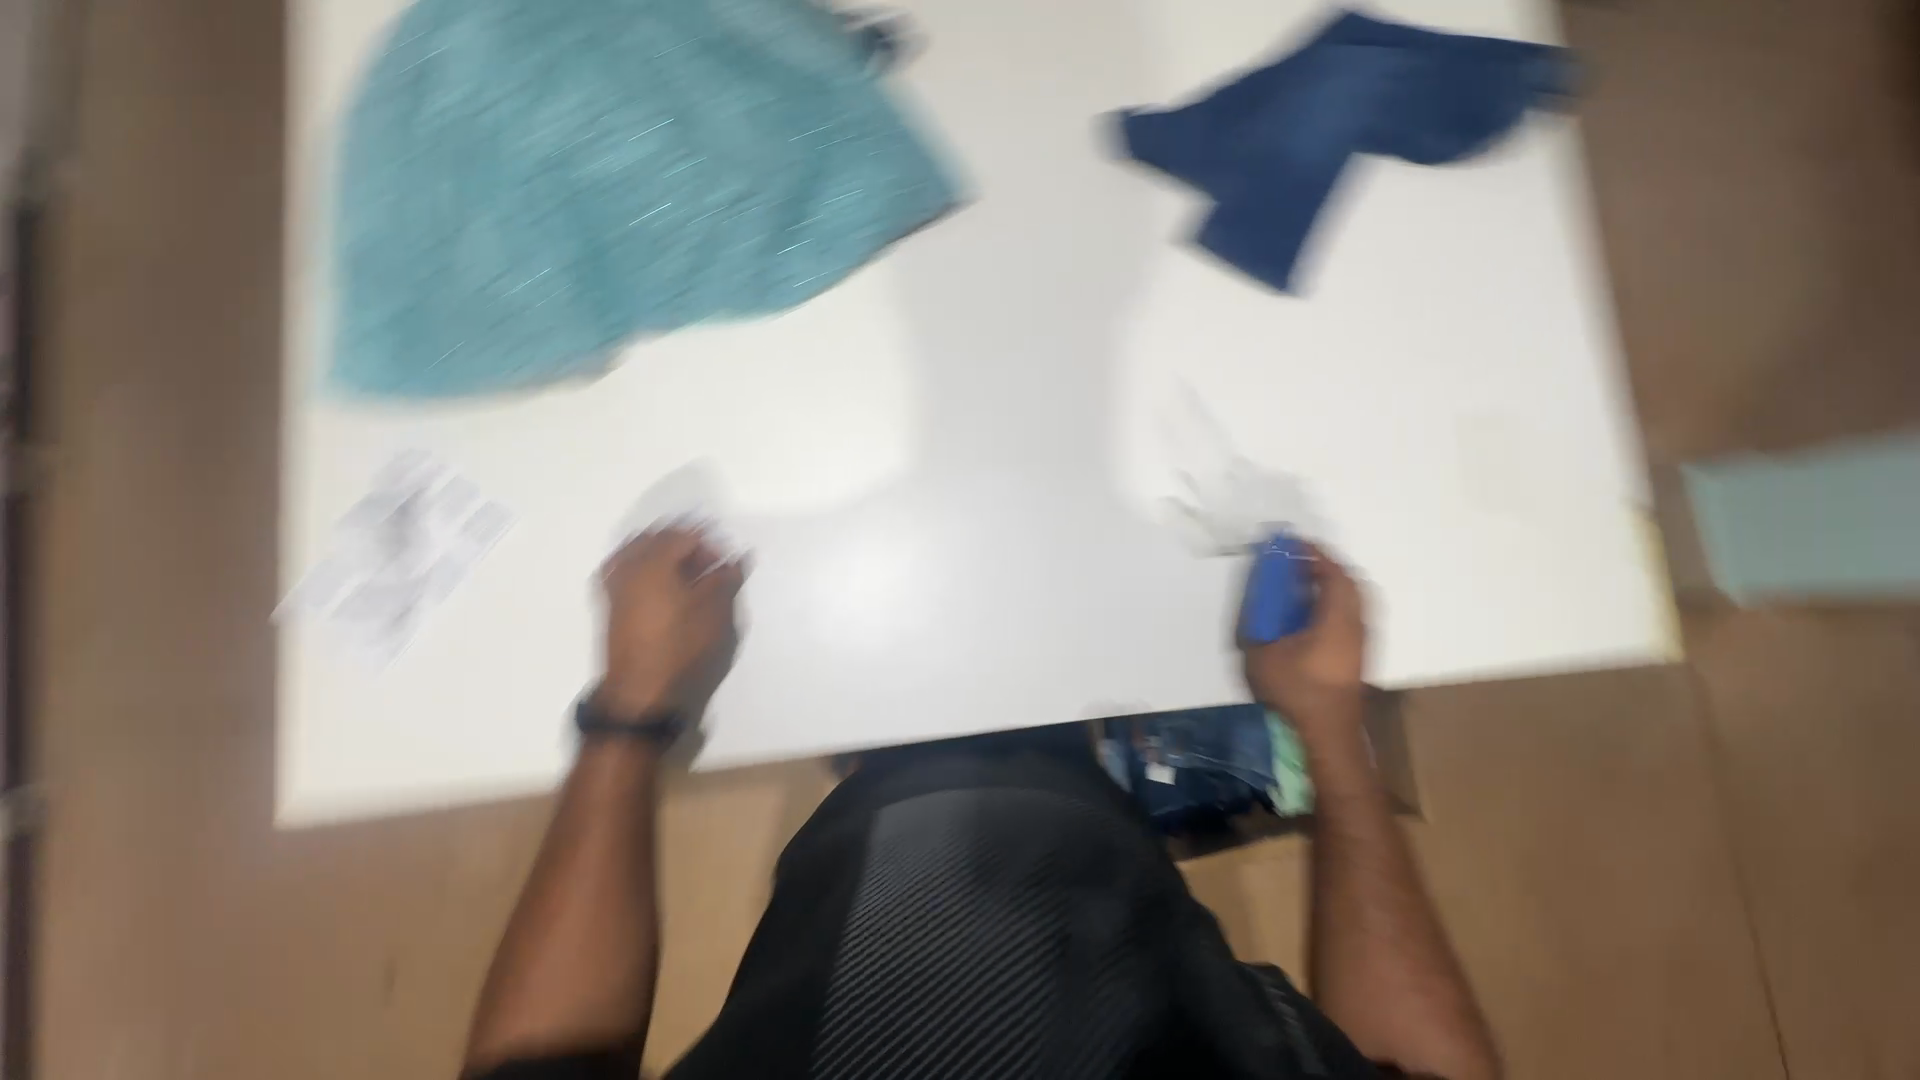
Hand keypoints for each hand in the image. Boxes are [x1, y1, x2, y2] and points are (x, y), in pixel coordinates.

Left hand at [594, 525, 747, 717]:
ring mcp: (614, 582)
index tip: (723, 560)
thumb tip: (734, 561)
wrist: (640, 688)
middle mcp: (630, 566)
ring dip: (660, 549)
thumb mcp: (714, 614)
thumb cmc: (681, 648)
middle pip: (656, 536)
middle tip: (706, 562)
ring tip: (683, 570)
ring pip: (635, 548)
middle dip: (682, 542)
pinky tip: (658, 580)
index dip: (707, 542)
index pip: (683, 536)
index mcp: (655, 564)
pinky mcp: (608, 600)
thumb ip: (724, 580)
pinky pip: (622, 565)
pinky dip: (640, 562)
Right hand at [1240, 541, 1366, 723]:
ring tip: (1302, 584)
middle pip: (1350, 583)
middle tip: (1297, 562)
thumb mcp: (1263, 653)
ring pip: (1354, 601)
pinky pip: (1351, 615)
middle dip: (1325, 567)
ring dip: (1331, 586)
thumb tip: (1262, 596)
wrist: (1328, 734)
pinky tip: (1310, 614)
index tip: (1293, 544)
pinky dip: (1333, 603)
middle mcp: (1357, 625)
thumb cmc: (1296, 691)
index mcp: (1338, 619)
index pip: (1334, 573)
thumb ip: (1261, 620)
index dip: (1315, 554)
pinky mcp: (1359, 656)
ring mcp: (1362, 642)